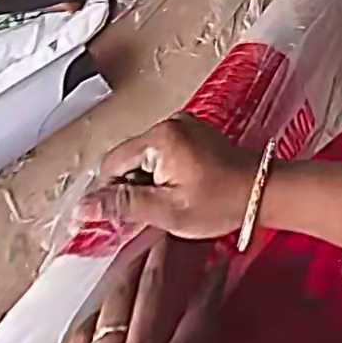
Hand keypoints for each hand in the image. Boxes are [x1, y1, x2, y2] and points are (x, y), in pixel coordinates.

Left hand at [51, 237, 224, 342]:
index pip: (203, 308)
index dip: (215, 279)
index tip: (222, 258)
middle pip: (154, 292)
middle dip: (166, 256)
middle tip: (171, 231)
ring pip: (116, 307)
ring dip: (129, 275)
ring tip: (138, 253)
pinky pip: (79, 341)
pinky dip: (92, 319)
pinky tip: (100, 309)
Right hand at [84, 115, 257, 238]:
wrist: (259, 190)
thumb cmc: (219, 201)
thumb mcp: (166, 210)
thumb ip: (122, 206)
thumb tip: (82, 208)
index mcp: (161, 137)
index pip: (112, 164)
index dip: (106, 193)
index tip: (108, 219)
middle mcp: (171, 123)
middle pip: (127, 159)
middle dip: (127, 188)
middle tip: (142, 216)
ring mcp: (184, 126)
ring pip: (143, 158)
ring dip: (144, 183)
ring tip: (163, 205)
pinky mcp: (193, 134)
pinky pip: (161, 153)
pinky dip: (159, 174)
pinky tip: (173, 193)